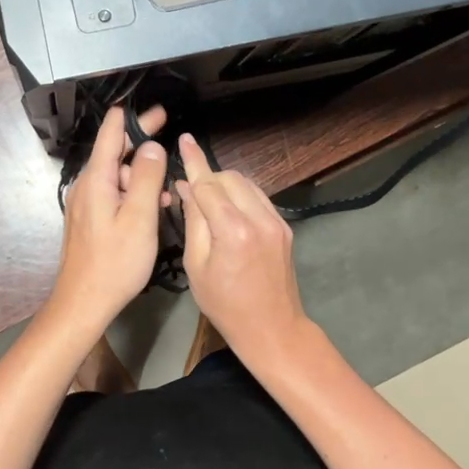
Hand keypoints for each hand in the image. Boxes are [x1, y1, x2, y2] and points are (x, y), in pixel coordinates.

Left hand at [49, 106, 169, 333]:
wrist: (84, 302)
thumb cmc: (115, 262)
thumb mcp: (140, 218)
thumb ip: (148, 179)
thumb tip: (151, 147)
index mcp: (96, 180)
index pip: (112, 134)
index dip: (135, 119)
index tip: (159, 111)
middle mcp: (86, 186)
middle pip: (115, 154)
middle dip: (143, 147)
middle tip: (170, 143)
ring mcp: (85, 204)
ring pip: (118, 177)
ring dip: (143, 178)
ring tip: (167, 195)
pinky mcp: (89, 220)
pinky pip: (114, 195)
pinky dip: (134, 195)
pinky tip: (152, 210)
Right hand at [174, 133, 307, 361]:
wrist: (273, 329)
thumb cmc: (225, 304)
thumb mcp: (196, 265)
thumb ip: (193, 221)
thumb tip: (187, 187)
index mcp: (232, 230)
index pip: (207, 185)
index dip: (193, 162)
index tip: (184, 139)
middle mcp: (258, 219)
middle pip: (228, 178)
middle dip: (208, 177)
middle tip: (190, 190)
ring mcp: (276, 222)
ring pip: (246, 184)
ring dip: (225, 184)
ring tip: (208, 199)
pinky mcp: (284, 227)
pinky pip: (258, 198)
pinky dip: (240, 195)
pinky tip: (228, 210)